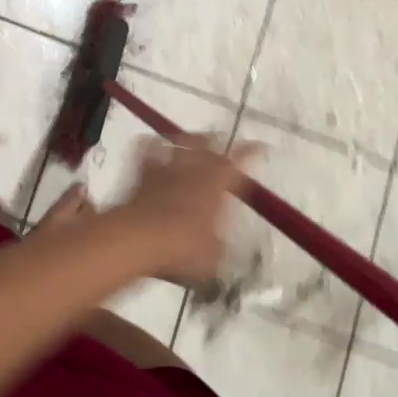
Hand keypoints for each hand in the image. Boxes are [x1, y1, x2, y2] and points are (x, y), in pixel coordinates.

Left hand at [117, 135, 261, 279]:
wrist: (138, 238)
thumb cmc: (182, 249)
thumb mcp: (213, 256)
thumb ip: (222, 246)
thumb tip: (226, 246)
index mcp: (216, 186)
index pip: (238, 163)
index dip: (250, 153)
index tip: (259, 147)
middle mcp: (192, 170)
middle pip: (208, 146)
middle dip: (217, 142)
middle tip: (222, 144)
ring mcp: (165, 169)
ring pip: (180, 143)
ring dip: (189, 141)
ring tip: (193, 140)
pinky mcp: (142, 174)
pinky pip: (148, 150)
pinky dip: (153, 145)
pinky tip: (155, 144)